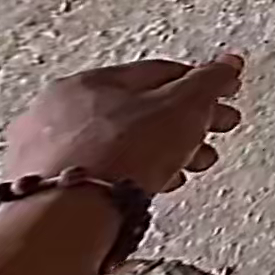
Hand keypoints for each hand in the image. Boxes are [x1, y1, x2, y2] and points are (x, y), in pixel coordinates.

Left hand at [5, 54, 244, 193]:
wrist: (74, 211)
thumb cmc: (123, 149)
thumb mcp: (188, 102)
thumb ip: (212, 78)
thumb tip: (227, 63)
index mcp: (87, 82)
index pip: (161, 72)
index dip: (202, 82)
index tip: (222, 93)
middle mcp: (57, 112)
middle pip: (144, 107)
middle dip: (188, 119)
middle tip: (214, 127)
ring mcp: (46, 152)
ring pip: (126, 140)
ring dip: (168, 147)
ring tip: (191, 161)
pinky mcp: (50, 185)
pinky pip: (107, 167)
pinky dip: (137, 170)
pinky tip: (158, 179)